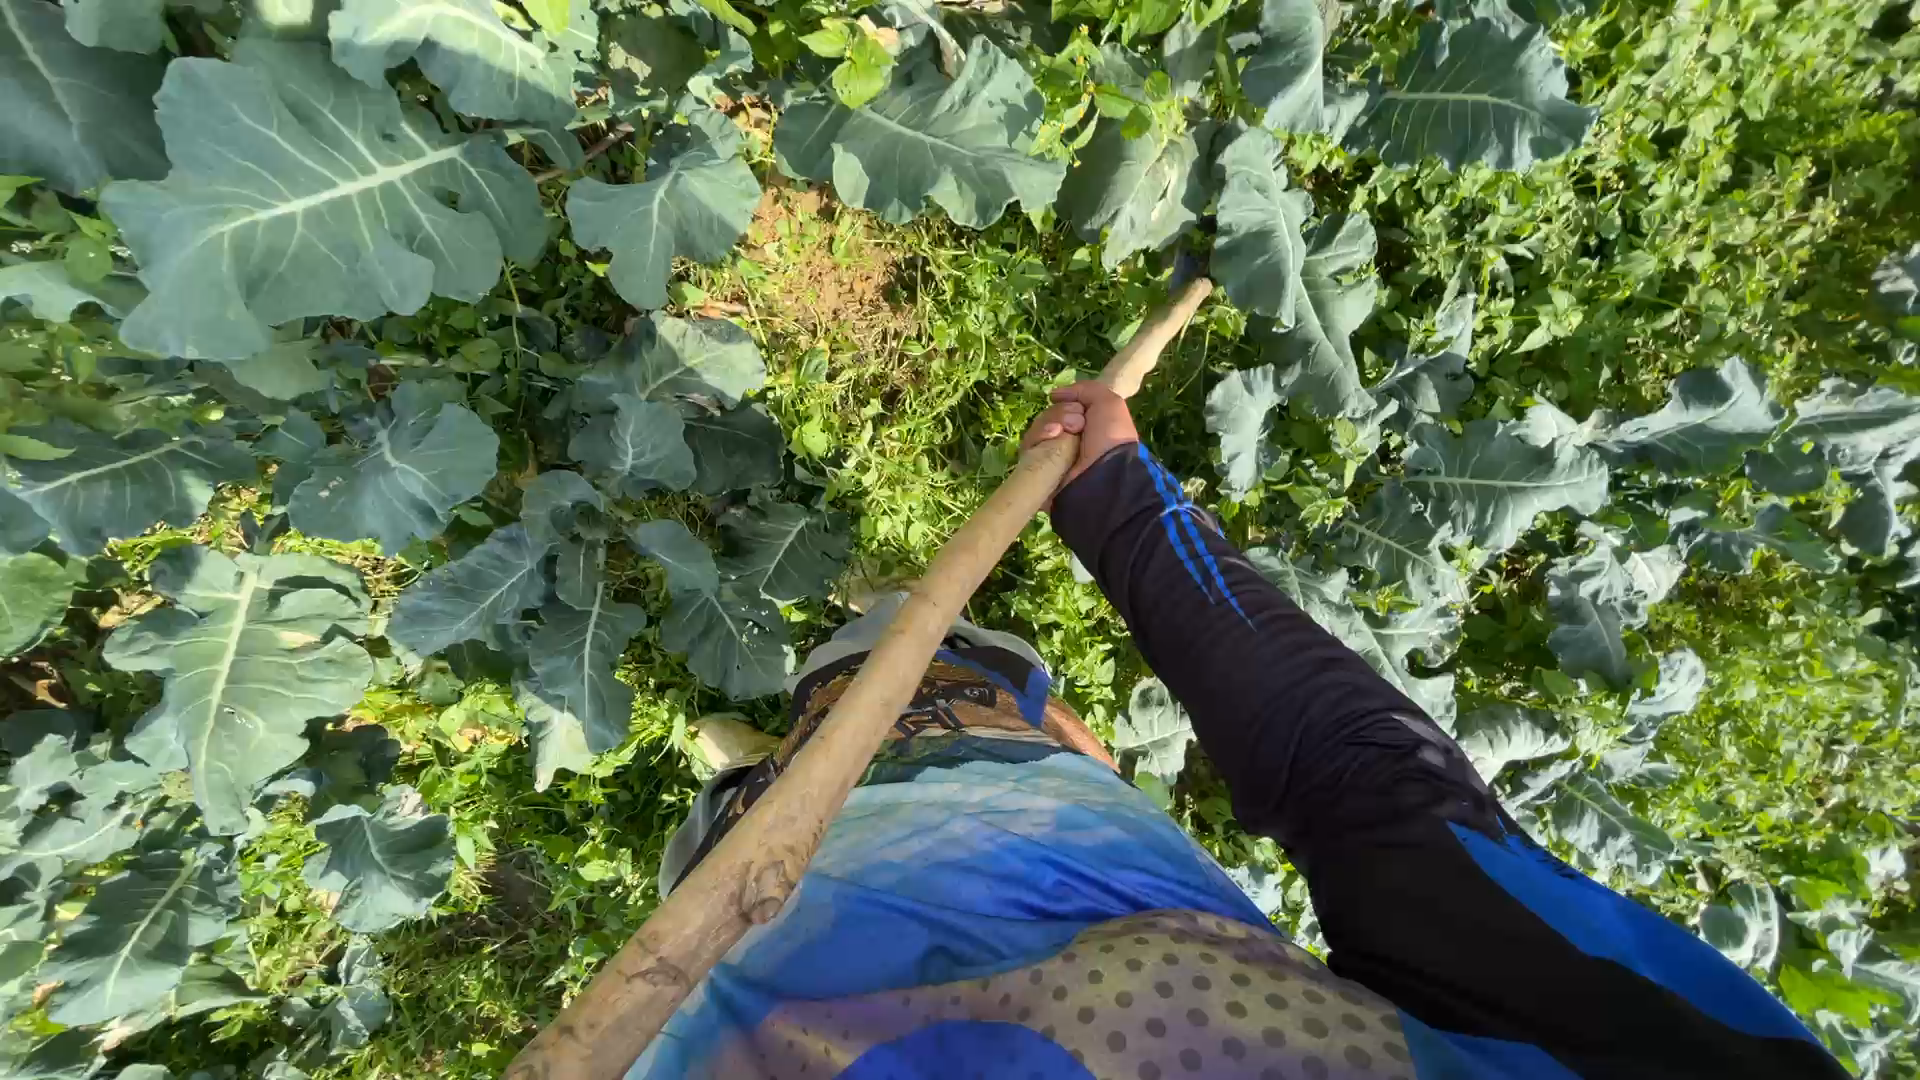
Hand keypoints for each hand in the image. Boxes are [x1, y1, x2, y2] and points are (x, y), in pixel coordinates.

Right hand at [1020, 381, 1139, 501]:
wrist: (1103, 475)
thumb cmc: (1110, 439)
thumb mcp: (1109, 403)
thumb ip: (1086, 390)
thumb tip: (1054, 395)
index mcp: (1085, 429)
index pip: (1063, 408)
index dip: (1068, 403)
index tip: (1079, 410)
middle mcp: (1068, 442)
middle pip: (1049, 416)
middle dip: (1060, 414)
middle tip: (1076, 425)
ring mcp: (1051, 456)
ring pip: (1038, 428)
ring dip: (1050, 424)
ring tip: (1062, 433)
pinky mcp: (1037, 468)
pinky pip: (1028, 445)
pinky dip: (1039, 438)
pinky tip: (1051, 439)